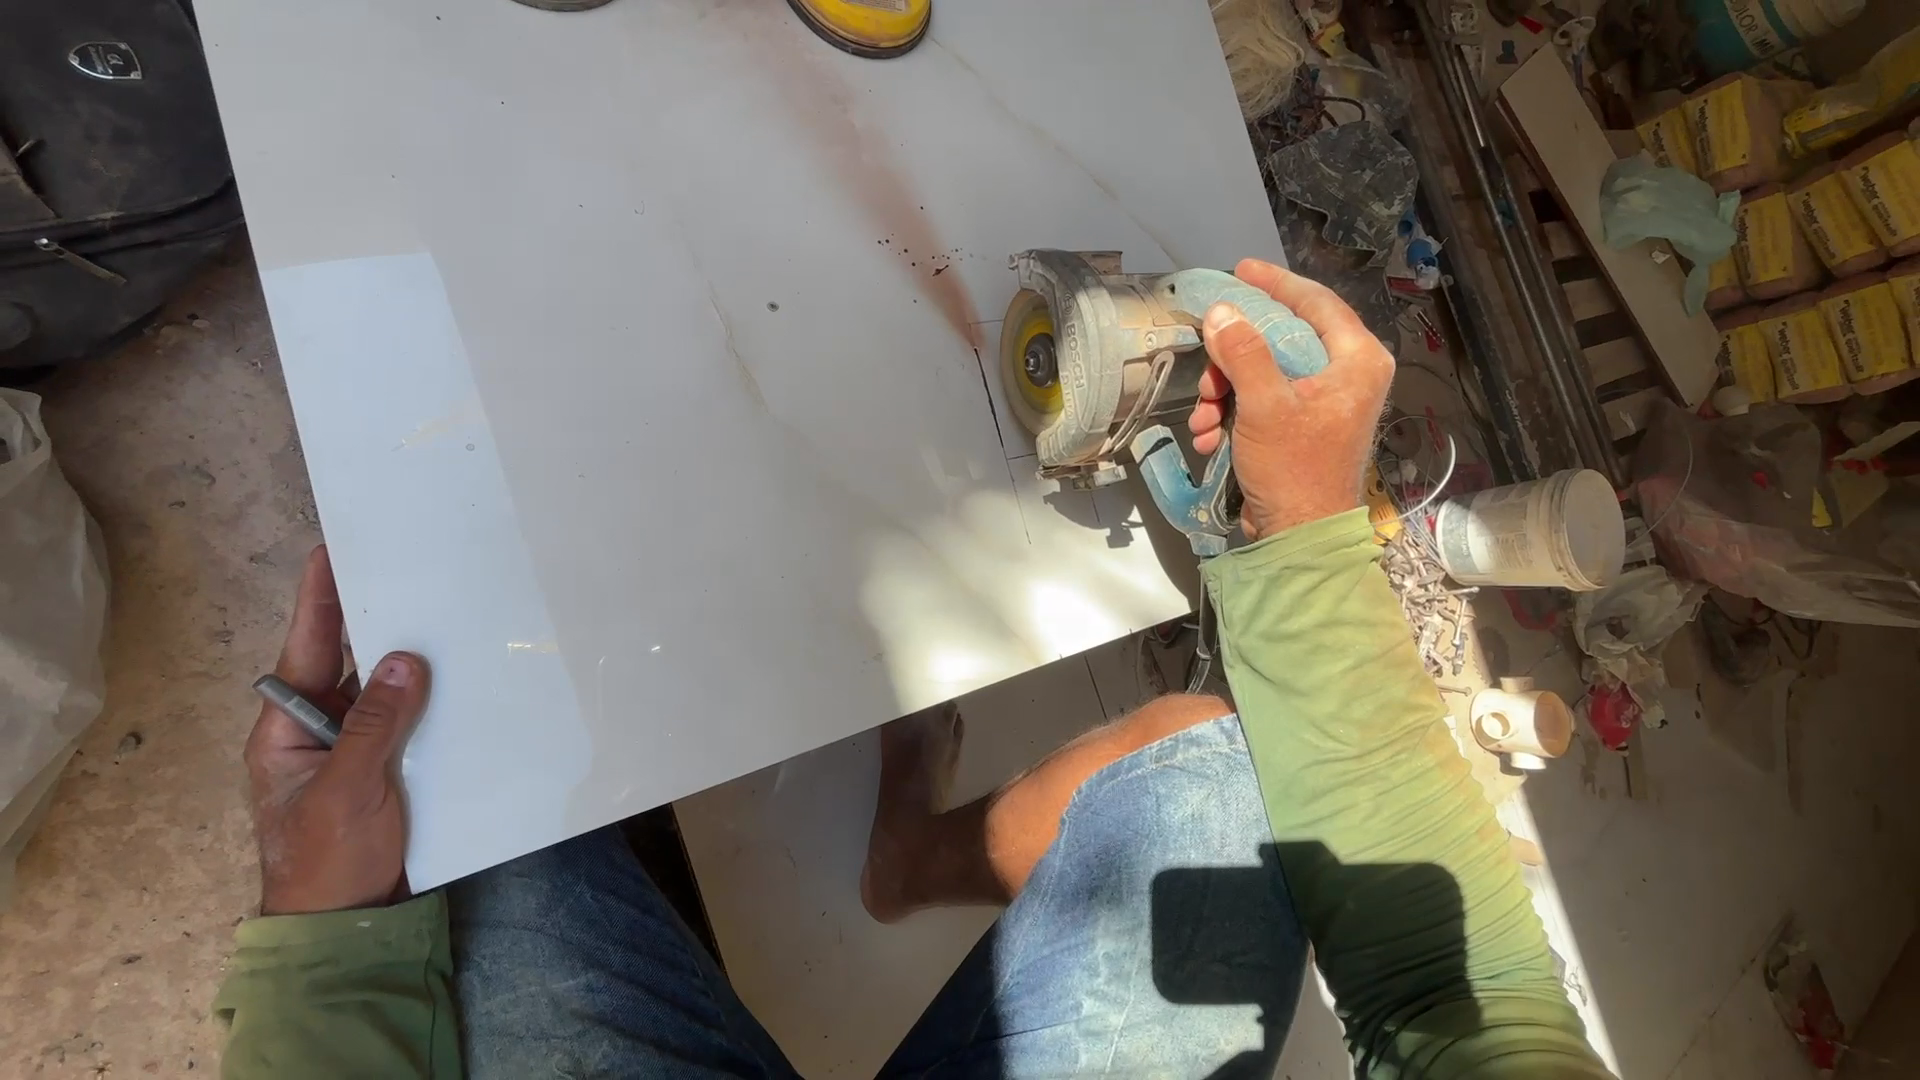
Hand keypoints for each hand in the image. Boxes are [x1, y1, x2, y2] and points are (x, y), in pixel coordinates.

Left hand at [244, 545, 429, 914]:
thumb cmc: (329, 859)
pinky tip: (466, 674)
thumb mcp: (346, 792)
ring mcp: (361, 745)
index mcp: (288, 731)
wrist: (352, 919)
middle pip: (349, 661)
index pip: (305, 652)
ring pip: (387, 687)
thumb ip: (375, 726)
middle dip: (375, 618)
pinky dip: (436, 693)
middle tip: (410, 570)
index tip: (333, 551)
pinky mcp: (396, 761)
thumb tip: (404, 658)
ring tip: (448, 612)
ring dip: (414, 657)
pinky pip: (415, 714)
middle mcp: (322, 728)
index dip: (319, 602)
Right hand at [1188, 259, 1393, 540]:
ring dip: (1223, 394)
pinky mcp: (1300, 428)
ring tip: (1204, 420)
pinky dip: (1230, 417)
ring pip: (1262, 374)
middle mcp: (1345, 375)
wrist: (1299, 535)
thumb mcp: (1264, 405)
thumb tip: (1220, 312)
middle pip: (1280, 341)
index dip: (1275, 284)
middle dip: (1232, 360)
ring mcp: (1322, 404)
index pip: (1316, 303)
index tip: (1240, 269)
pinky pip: (1259, 404)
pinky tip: (1210, 439)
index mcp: (1356, 360)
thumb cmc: (1294, 467)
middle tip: (1206, 372)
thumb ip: (1244, 352)